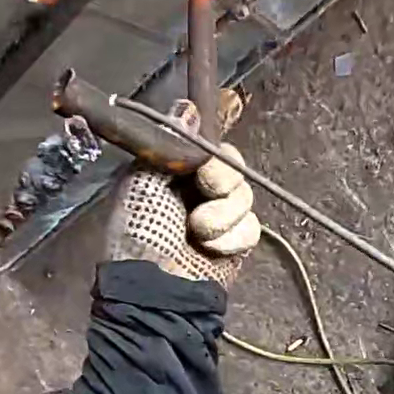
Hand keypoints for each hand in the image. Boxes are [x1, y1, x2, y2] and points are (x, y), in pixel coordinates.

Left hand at [104, 100, 259, 285]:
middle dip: (221, 177)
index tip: (207, 153)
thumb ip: (169, 145)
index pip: (206, 145)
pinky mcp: (236, 242)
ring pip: (245, 196)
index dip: (212, 147)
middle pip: (232, 166)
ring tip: (198, 232)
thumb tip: (186, 107)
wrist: (158, 286)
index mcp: (175, 172)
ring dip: (222, 214)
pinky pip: (251, 226)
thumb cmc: (142, 233)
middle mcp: (198, 190)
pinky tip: (212, 249)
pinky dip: (232, 238)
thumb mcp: (144, 182)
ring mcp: (219, 216)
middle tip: (206, 188)